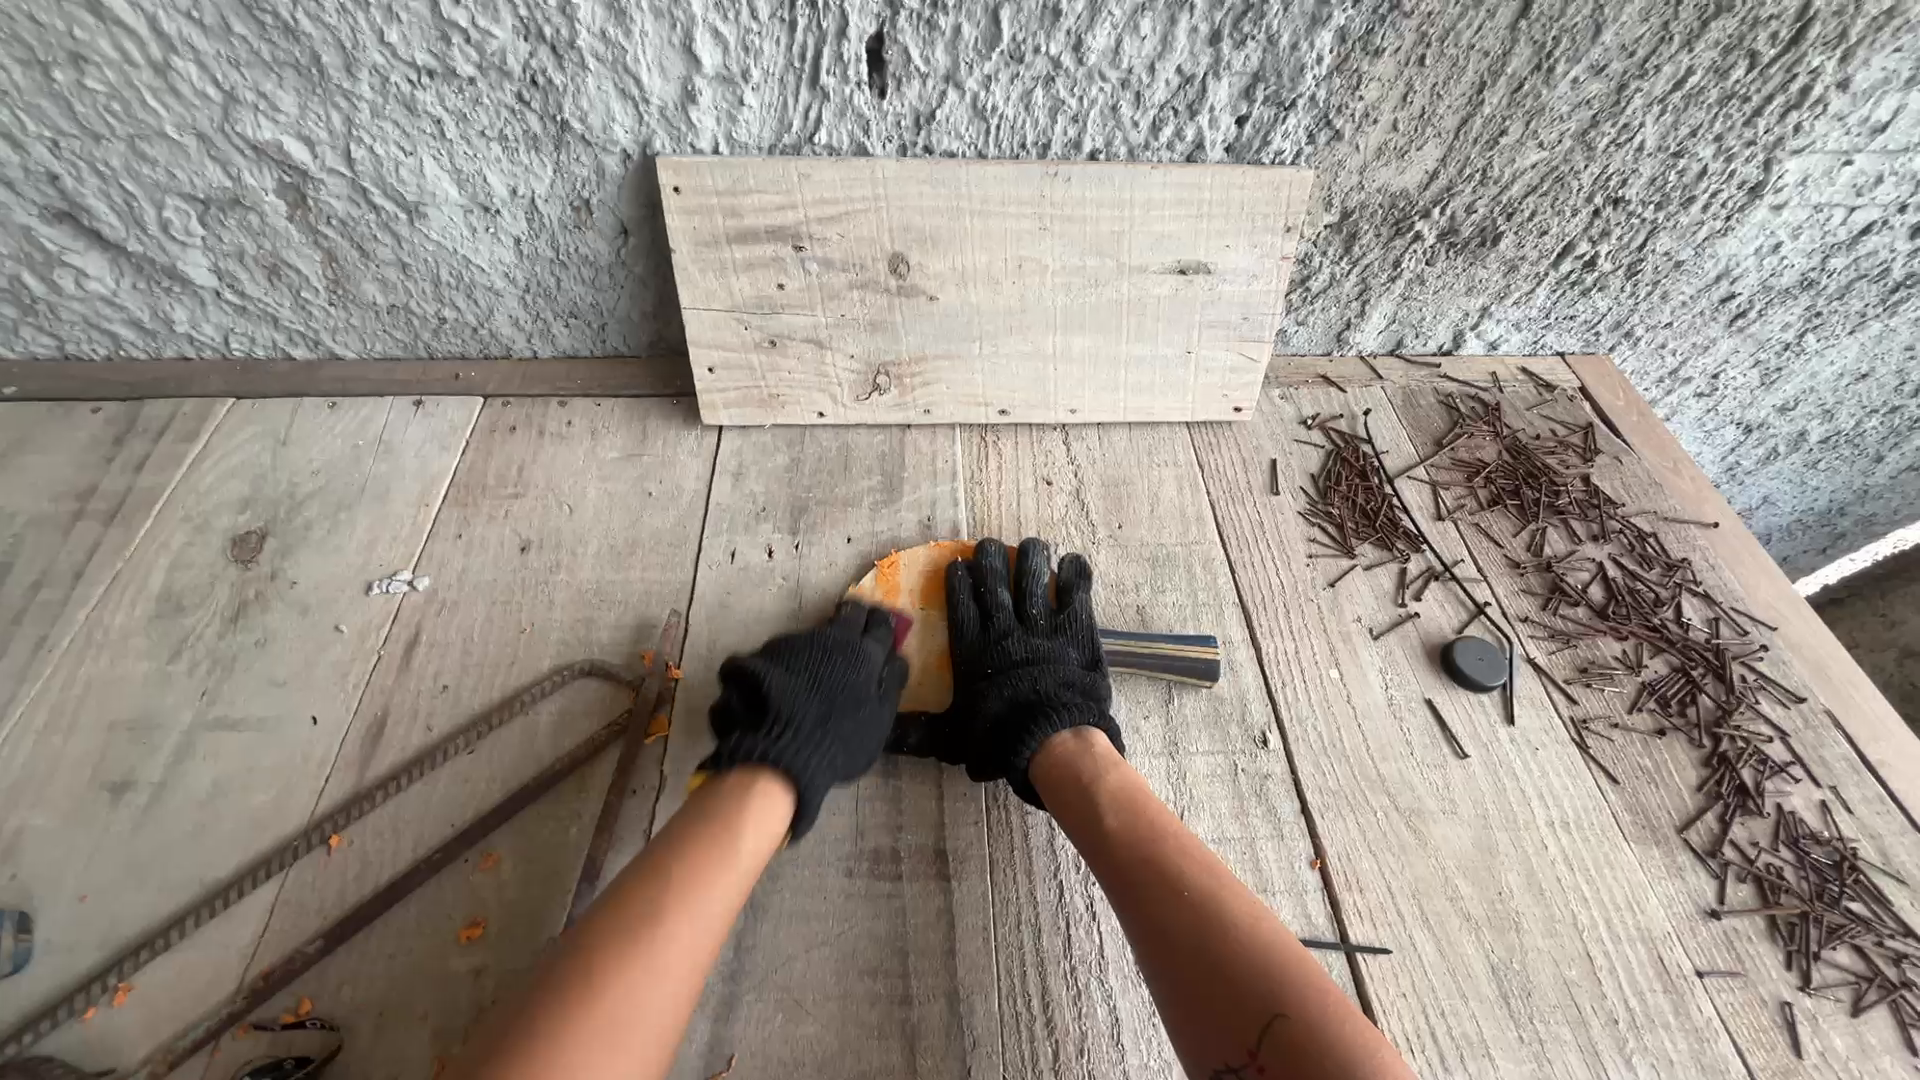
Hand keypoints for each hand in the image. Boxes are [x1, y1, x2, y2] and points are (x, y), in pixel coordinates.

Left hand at [700, 601, 907, 839]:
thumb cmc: (839, 739)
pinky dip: (800, 654)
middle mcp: (836, 639)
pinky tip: (794, 673)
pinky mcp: (773, 651)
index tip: (882, 623)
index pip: (881, 626)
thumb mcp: (878, 720)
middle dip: (858, 616)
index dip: (883, 623)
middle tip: (858, 624)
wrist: (779, 745)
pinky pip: (795, 645)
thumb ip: (890, 686)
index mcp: (867, 655)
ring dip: (828, 636)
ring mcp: (802, 641)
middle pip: (852, 614)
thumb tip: (898, 660)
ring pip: (822, 628)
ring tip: (825, 653)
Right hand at [940, 537, 1122, 807]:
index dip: (959, 580)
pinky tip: (1072, 562)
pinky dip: (1074, 575)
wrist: (1051, 739)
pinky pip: (1074, 593)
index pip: (961, 603)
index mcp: (972, 649)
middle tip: (990, 545)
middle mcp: (1003, 629)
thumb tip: (886, 738)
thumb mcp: (952, 737)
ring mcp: (1040, 626)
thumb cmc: (999, 739)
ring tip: (1032, 545)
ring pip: (1033, 579)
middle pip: (994, 582)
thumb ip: (921, 731)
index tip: (959, 563)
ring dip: (1031, 557)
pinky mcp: (1074, 630)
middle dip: (991, 559)